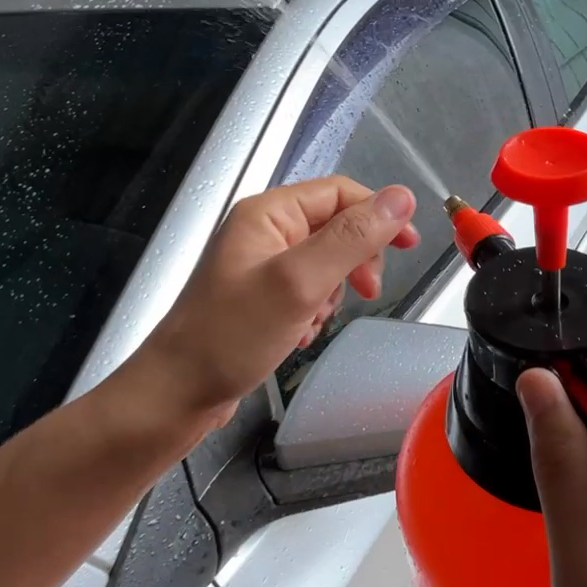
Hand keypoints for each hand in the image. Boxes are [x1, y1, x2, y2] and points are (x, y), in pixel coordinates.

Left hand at [129, 177, 418, 424]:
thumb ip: (352, 238)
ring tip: (312, 321)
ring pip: (324, 265)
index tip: (409, 244)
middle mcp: (262, 232)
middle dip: (355, 262)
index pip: (340, 193)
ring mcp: (259, 266)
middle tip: (365, 291)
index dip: (379, 215)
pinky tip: (299, 334)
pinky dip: (313, 312)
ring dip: (332, 294)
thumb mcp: (299, 283)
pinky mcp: (259, 297)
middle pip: (335, 228)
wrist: (177, 393)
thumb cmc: (225, 338)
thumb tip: (399, 200)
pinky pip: (306, 292)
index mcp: (267, 214)